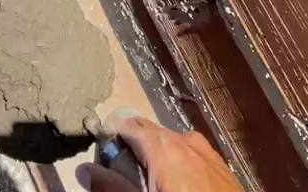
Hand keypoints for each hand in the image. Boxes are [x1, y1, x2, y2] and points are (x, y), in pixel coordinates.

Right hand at [75, 115, 243, 191]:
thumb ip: (112, 186)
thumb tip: (84, 169)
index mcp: (163, 145)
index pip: (126, 123)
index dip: (110, 135)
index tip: (103, 155)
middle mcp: (185, 140)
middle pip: (149, 134)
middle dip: (134, 151)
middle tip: (128, 178)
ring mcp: (208, 154)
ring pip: (172, 146)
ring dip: (159, 160)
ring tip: (155, 186)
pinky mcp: (224, 170)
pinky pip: (193, 159)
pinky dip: (181, 168)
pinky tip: (182, 190)